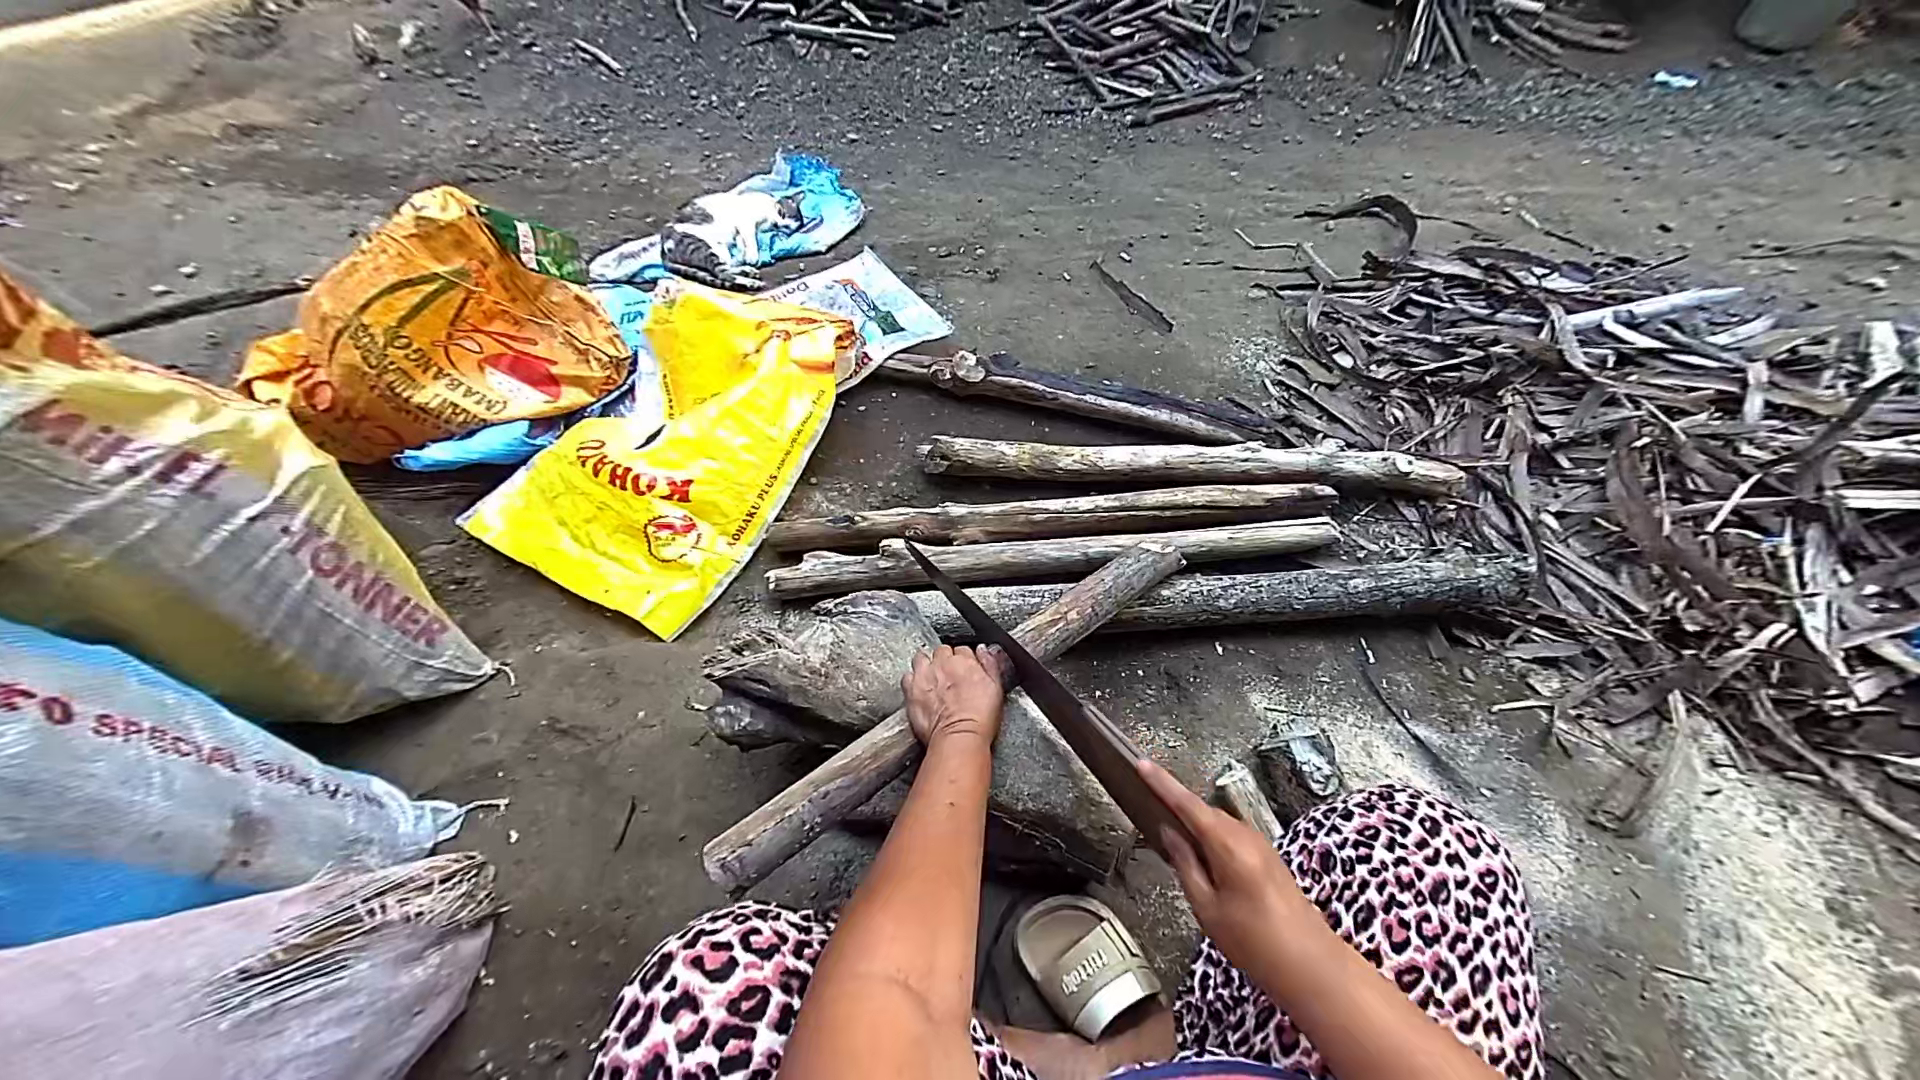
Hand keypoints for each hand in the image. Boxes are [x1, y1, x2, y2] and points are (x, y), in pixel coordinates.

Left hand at [902, 645, 1010, 746]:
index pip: (962, 649)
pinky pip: (907, 676)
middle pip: (941, 651)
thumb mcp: (996, 688)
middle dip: (944, 661)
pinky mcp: (910, 689)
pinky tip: (919, 690)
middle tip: (949, 677)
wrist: (959, 737)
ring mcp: (924, 675)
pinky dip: (912, 680)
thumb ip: (990, 664)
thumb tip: (983, 650)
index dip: (964, 661)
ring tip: (932, 680)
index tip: (964, 672)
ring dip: (926, 665)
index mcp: (965, 660)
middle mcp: (943, 663)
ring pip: (921, 658)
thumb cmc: (979, 718)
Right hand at [1137, 759, 1320, 982]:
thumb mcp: (1207, 907)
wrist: (1313, 967)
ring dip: (1195, 827)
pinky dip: (1212, 838)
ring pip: (1216, 823)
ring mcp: (1259, 844)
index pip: (1185, 802)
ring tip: (1177, 849)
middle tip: (1152, 814)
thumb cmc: (1259, 943)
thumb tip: (1170, 834)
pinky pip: (1231, 835)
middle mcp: (1245, 836)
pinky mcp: (1267, 855)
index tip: (1143, 765)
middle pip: (1202, 811)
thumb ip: (1184, 863)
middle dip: (1177, 809)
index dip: (1161, 782)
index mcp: (1227, 845)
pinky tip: (1205, 862)